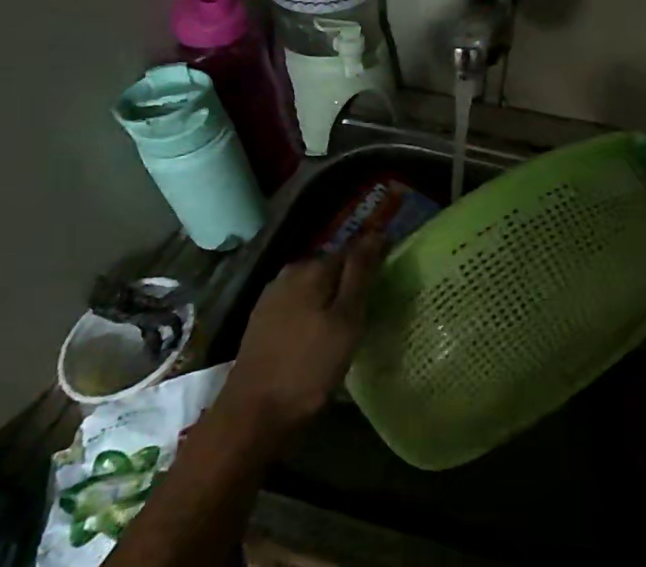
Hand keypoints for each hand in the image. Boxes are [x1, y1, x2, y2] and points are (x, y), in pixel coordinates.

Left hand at [223, 234, 384, 435]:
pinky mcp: (262, 321)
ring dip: (332, 296)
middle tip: (374, 302)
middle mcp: (289, 273)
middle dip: (352, 278)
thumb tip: (377, 232)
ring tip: (352, 318)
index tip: (391, 277)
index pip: (353, 249)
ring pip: (314, 286)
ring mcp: (271, 298)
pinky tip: (323, 332)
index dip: (374, 260)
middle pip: (332, 266)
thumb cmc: (310, 365)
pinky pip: (299, 304)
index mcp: (312, 268)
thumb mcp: (347, 318)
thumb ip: (361, 273)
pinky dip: (315, 311)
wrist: (254, 414)